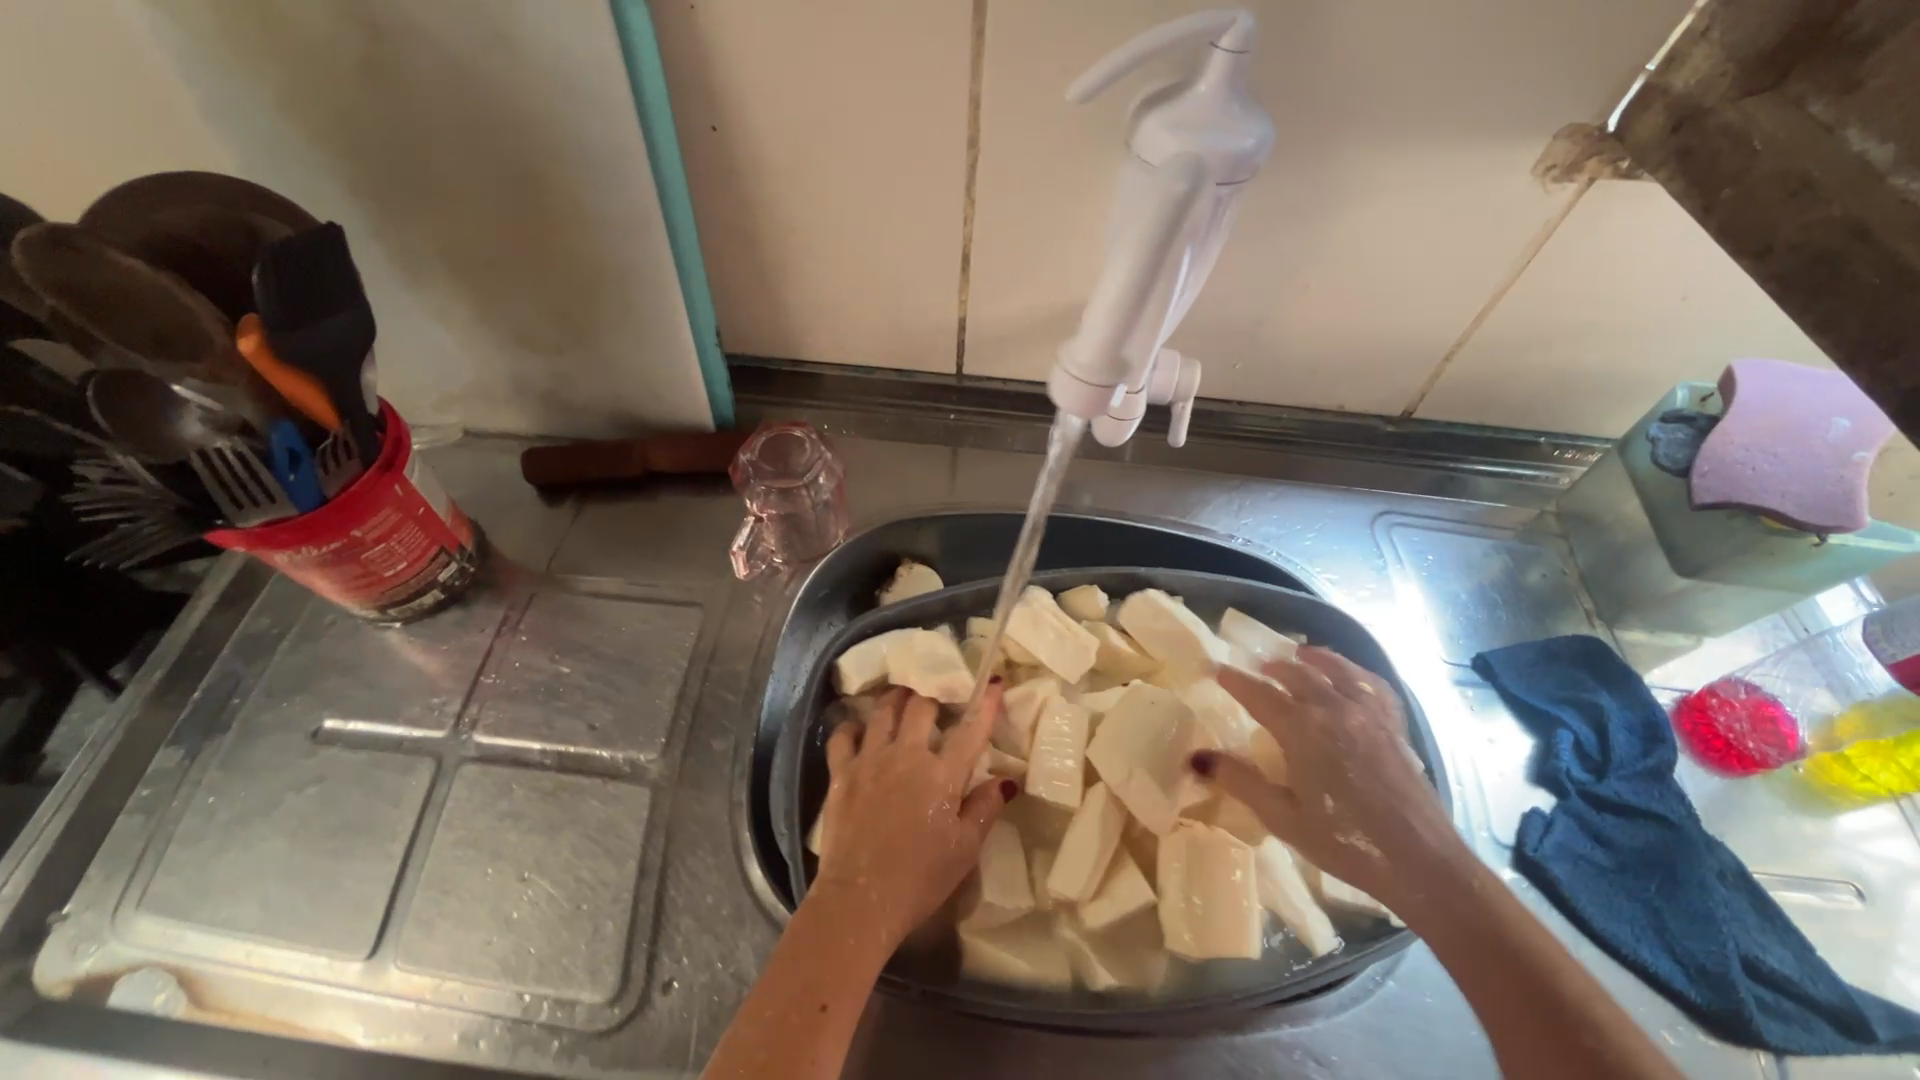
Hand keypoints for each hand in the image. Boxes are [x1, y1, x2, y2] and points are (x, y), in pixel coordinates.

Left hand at [809, 683, 1015, 947]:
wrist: (860, 899)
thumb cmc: (920, 879)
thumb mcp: (965, 849)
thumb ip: (985, 809)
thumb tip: (1006, 780)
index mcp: (942, 775)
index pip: (969, 730)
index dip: (983, 704)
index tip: (992, 681)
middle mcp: (906, 756)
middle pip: (920, 706)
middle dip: (932, 694)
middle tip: (936, 695)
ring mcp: (869, 761)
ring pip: (882, 711)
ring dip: (895, 699)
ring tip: (901, 696)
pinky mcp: (841, 773)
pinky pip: (843, 735)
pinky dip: (852, 726)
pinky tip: (859, 730)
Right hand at [1195, 647, 1461, 909]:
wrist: (1420, 861)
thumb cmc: (1345, 843)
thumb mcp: (1282, 817)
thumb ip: (1240, 781)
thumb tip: (1198, 758)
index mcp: (1303, 730)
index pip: (1259, 695)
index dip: (1236, 681)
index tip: (1217, 669)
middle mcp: (1335, 710)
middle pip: (1298, 675)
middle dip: (1272, 669)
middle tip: (1255, 668)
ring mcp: (1370, 715)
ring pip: (1337, 671)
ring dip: (1313, 661)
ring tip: (1299, 656)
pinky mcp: (1395, 727)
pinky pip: (1374, 685)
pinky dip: (1357, 672)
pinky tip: (1351, 676)